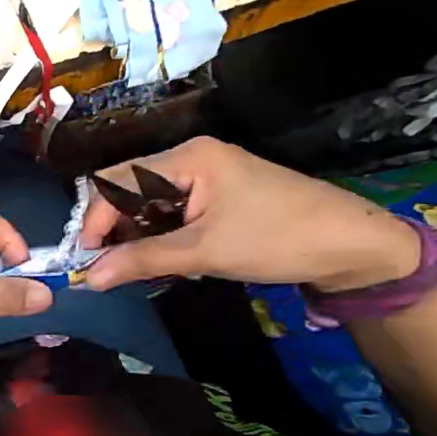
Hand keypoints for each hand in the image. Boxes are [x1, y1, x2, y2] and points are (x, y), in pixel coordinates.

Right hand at [79, 137, 420, 291]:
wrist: (351, 246)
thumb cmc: (277, 239)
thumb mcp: (204, 251)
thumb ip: (143, 260)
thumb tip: (88, 277)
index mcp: (188, 157)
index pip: (118, 182)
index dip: (96, 220)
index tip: (85, 259)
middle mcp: (191, 157)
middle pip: (129, 189)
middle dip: (114, 229)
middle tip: (106, 268)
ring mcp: (206, 175)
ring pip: (149, 203)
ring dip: (136, 235)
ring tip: (133, 268)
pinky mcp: (217, 194)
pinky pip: (171, 211)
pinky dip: (159, 236)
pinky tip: (163, 260)